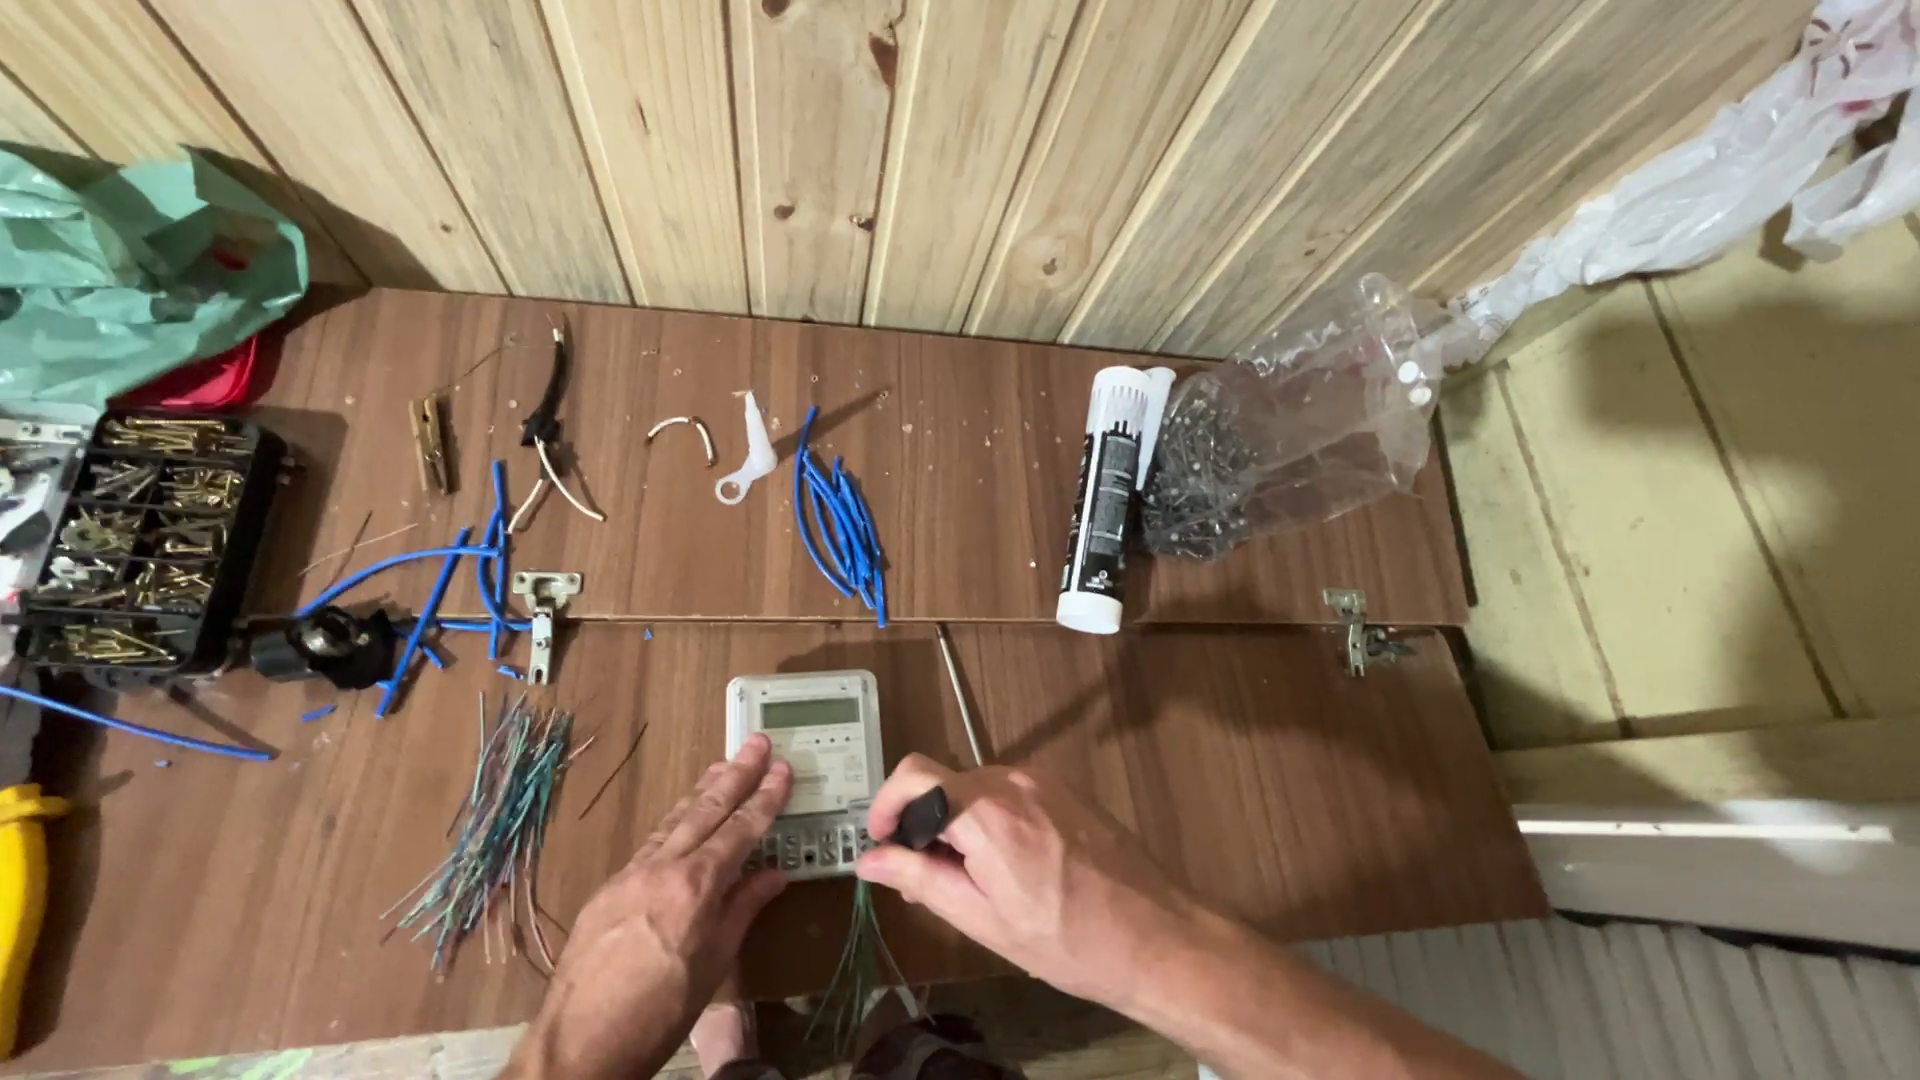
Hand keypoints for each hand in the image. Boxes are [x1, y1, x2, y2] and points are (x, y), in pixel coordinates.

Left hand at [505, 734, 791, 1079]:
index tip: (783, 768)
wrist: (579, 1046)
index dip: (765, 797)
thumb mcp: (715, 962)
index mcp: (695, 885)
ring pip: (674, 819)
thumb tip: (775, 874)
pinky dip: (674, 823)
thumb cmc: (661, 1012)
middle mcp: (662, 867)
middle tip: (757, 742)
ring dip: (703, 790)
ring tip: (723, 765)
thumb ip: (744, 908)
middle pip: (706, 808)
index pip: (740, 829)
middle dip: (736, 773)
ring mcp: (630, 874)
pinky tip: (683, 818)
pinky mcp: (608, 889)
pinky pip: (650, 843)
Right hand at [854, 754, 1203, 1010]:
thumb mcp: (983, 920)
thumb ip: (920, 879)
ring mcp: (1044, 781)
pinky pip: (1010, 792)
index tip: (882, 840)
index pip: (914, 774)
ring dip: (959, 822)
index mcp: (987, 813)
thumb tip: (869, 859)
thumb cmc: (1067, 940)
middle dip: (923, 822)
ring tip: (972, 878)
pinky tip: (1010, 864)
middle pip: (944, 781)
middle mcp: (1014, 781)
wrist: (1156, 936)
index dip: (886, 803)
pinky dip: (992, 818)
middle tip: (925, 876)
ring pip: (976, 787)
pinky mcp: (1066, 788)